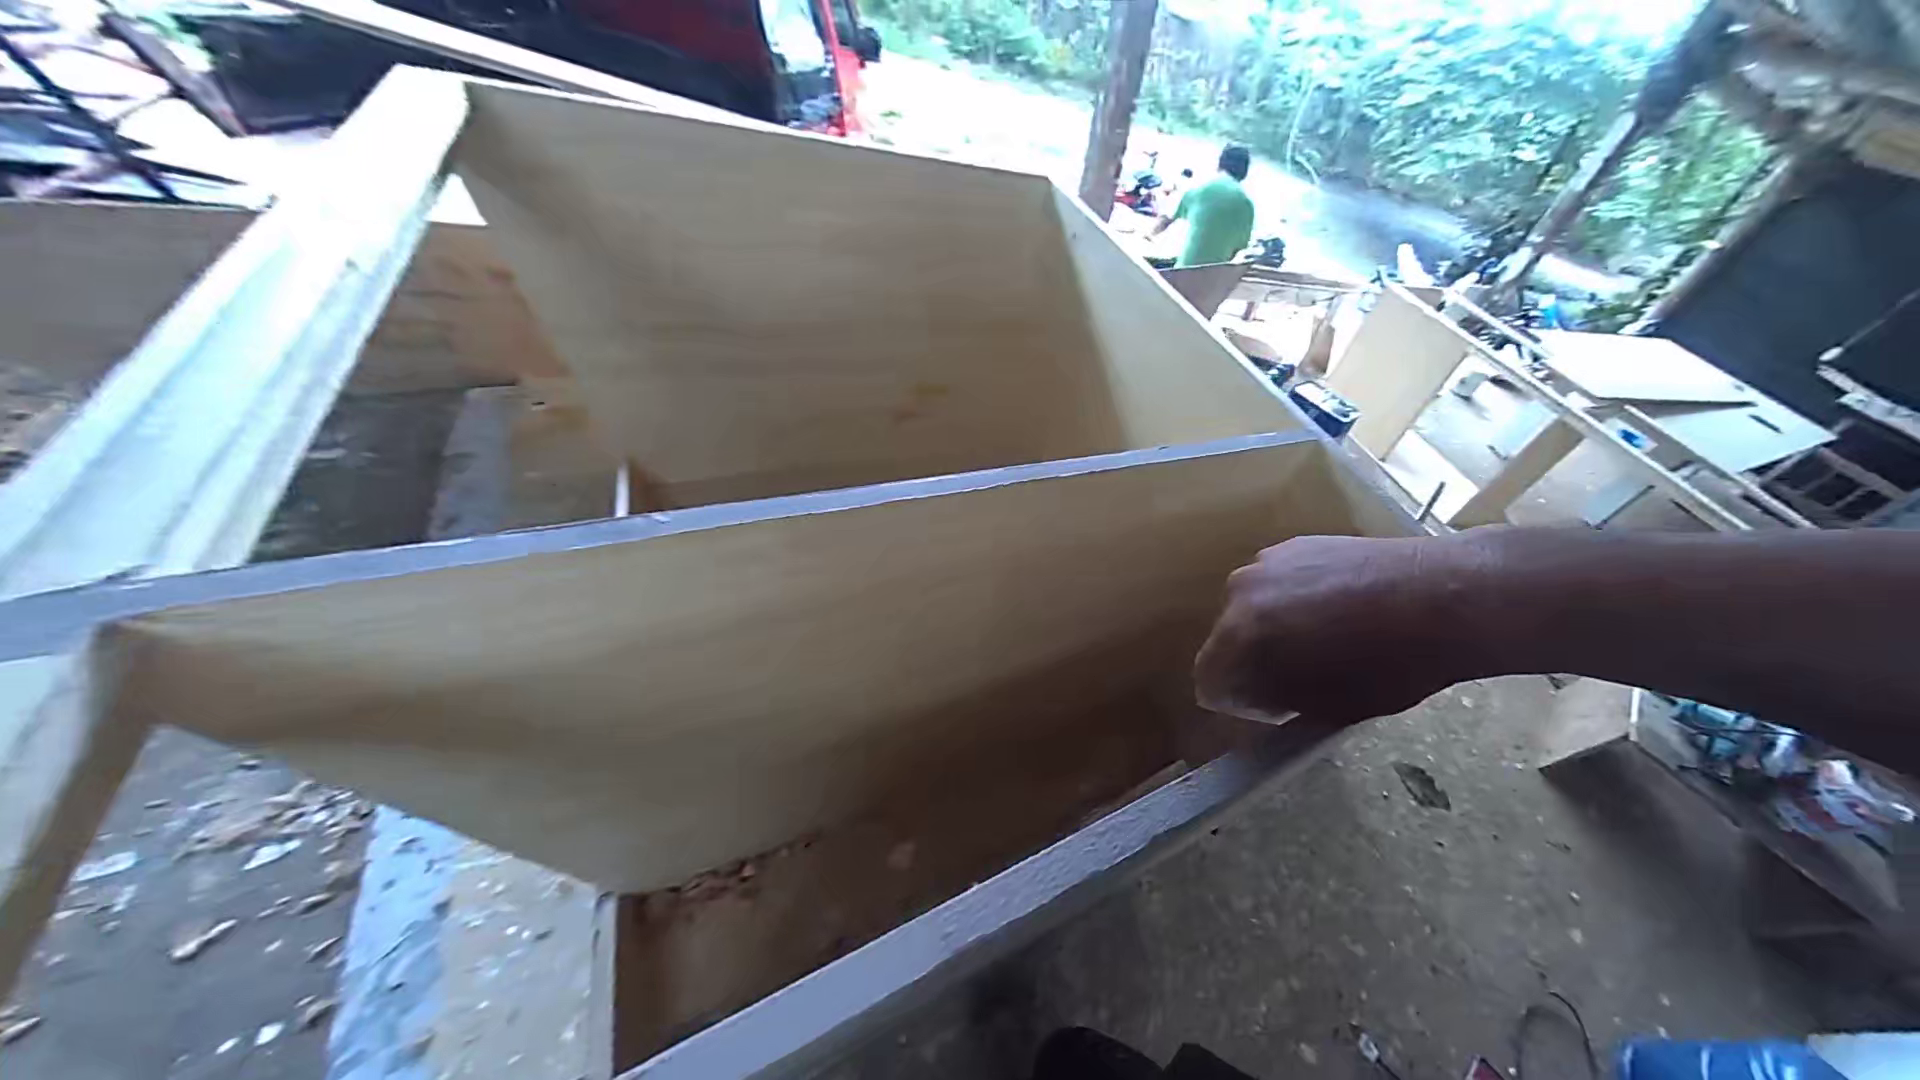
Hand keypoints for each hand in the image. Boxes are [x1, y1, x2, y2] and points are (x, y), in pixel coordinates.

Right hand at [1193, 534, 1486, 724]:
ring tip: (1323, 637)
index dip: (1234, 700)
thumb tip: (1258, 692)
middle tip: (1298, 675)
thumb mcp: (1325, 704)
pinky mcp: (1294, 544)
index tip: (1268, 707)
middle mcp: (1239, 590)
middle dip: (1252, 660)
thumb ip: (1273, 700)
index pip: (1208, 676)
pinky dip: (1293, 599)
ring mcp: (1266, 561)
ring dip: (1272, 627)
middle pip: (1227, 638)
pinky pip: (1277, 583)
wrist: (1446, 595)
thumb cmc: (1388, 664)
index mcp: (1239, 633)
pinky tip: (1337, 607)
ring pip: (1252, 607)